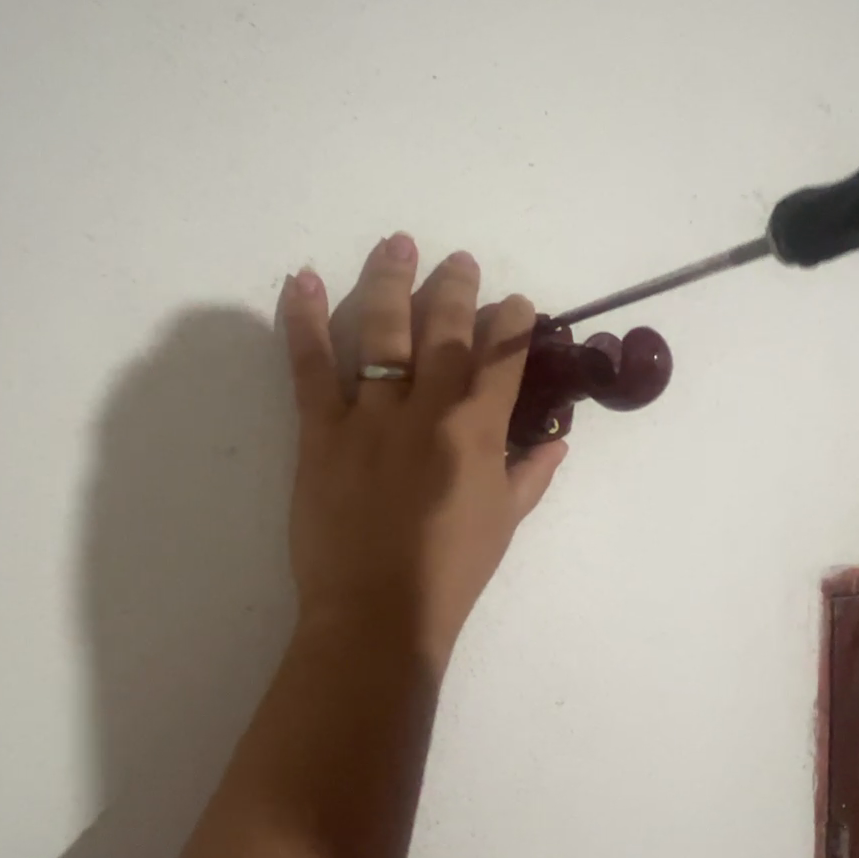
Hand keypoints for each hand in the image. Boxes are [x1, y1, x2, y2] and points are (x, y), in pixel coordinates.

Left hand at [278, 233, 567, 662]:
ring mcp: (371, 417)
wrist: (379, 614)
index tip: (514, 302)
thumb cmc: (449, 575)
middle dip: (455, 288)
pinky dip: (302, 321)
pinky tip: (301, 280)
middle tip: (460, 261)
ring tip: (397, 244)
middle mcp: (428, 410)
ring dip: (390, 281)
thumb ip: (532, 474)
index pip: (502, 359)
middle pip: (445, 330)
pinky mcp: (321, 432)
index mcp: (479, 433)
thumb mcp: (504, 524)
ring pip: (381, 332)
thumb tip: (557, 439)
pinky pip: (310, 367)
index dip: (510, 322)